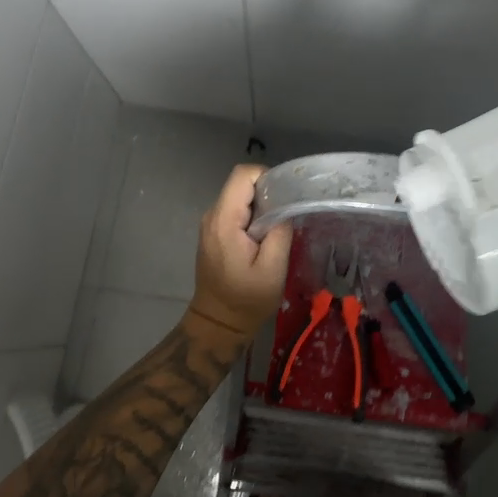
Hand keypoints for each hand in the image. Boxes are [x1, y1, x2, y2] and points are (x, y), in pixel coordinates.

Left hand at [186, 165, 293, 340]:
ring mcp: (211, 222)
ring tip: (277, 229)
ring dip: (261, 206)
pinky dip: (252, 216)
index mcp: (224, 220)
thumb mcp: (272, 269)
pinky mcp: (215, 231)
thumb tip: (286, 206)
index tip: (285, 198)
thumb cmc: (246, 299)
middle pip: (241, 183)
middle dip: (267, 193)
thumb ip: (280, 232)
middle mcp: (213, 214)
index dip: (267, 178)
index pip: (243, 174)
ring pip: (239, 196)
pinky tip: (263, 238)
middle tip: (286, 217)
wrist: (218, 322)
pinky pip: (235, 210)